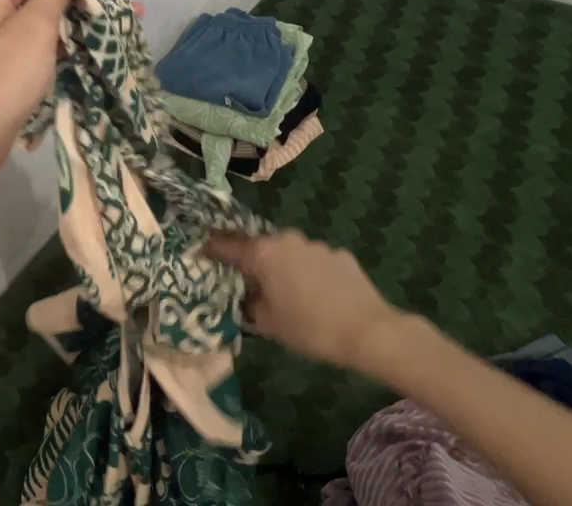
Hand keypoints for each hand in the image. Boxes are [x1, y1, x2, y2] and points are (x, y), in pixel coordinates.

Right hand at [206, 231, 402, 372]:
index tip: (202, 252)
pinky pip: (314, 261)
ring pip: (289, 254)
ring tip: (290, 295)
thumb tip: (245, 299)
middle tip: (252, 285)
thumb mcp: (269, 324)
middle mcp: (286, 240)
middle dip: (254, 264)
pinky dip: (310, 274)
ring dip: (284, 269)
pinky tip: (319, 296)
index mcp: (263, 254)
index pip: (227, 246)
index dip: (212, 249)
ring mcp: (315, 245)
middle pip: (261, 248)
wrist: (370, 331)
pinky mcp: (340, 254)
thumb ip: (249, 306)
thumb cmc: (310, 327)